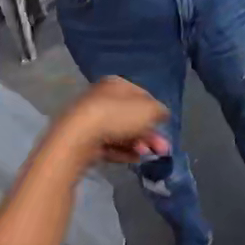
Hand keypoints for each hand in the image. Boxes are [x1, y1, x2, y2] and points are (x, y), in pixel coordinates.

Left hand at [52, 78, 171, 163]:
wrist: (79, 137)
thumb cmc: (118, 116)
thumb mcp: (149, 110)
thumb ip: (160, 111)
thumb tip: (161, 114)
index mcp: (116, 84)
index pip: (141, 95)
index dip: (155, 111)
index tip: (164, 126)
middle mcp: (102, 98)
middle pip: (131, 117)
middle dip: (149, 134)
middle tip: (162, 149)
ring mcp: (91, 119)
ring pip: (121, 132)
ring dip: (138, 144)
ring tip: (148, 156)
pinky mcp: (84, 139)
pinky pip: (108, 145)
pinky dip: (123, 152)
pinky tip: (134, 160)